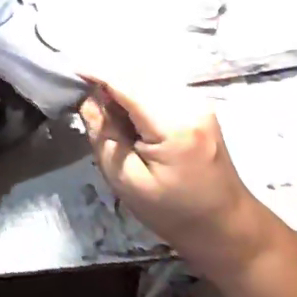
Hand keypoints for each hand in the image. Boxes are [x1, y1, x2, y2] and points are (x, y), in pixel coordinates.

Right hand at [80, 78, 290, 271]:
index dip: (96, 72)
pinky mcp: (198, 103)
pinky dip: (137, 86)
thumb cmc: (172, 212)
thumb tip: (88, 96)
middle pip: (138, 72)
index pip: (127, 83)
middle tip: (85, 94)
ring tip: (105, 104)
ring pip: (148, 73)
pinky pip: (159, 83)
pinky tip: (127, 108)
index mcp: (174, 126)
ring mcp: (198, 100)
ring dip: (122, 80)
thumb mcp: (125, 181)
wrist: (226, 226)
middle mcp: (190, 103)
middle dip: (107, 74)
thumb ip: (103, 133)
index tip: (70, 70)